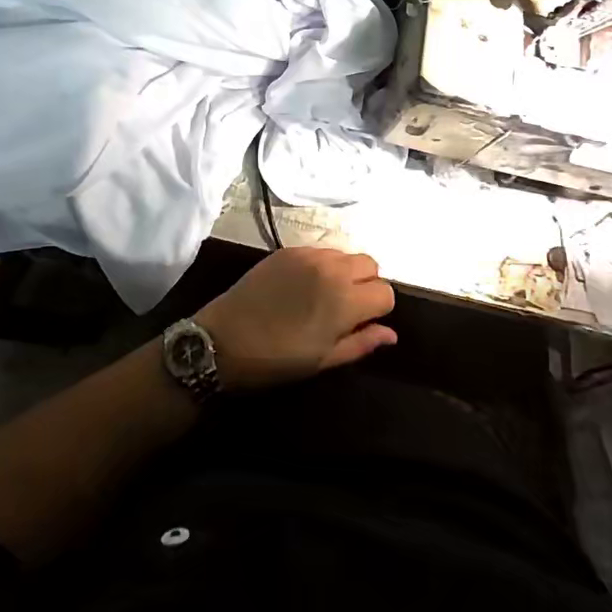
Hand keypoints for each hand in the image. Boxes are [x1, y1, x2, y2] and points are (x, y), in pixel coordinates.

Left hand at [195, 247, 397, 389]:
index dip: (378, 310)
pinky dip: (323, 264)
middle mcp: (333, 270)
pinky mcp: (287, 251)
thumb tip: (391, 334)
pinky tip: (304, 285)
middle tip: (347, 308)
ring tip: (325, 294)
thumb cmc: (275, 360)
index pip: (385, 292)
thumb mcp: (322, 360)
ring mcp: (309, 256)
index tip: (362, 323)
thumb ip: (361, 343)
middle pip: (371, 265)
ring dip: (346, 272)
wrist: (220, 342)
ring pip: (346, 254)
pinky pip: (320, 250)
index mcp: (346, 300)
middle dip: (367, 284)